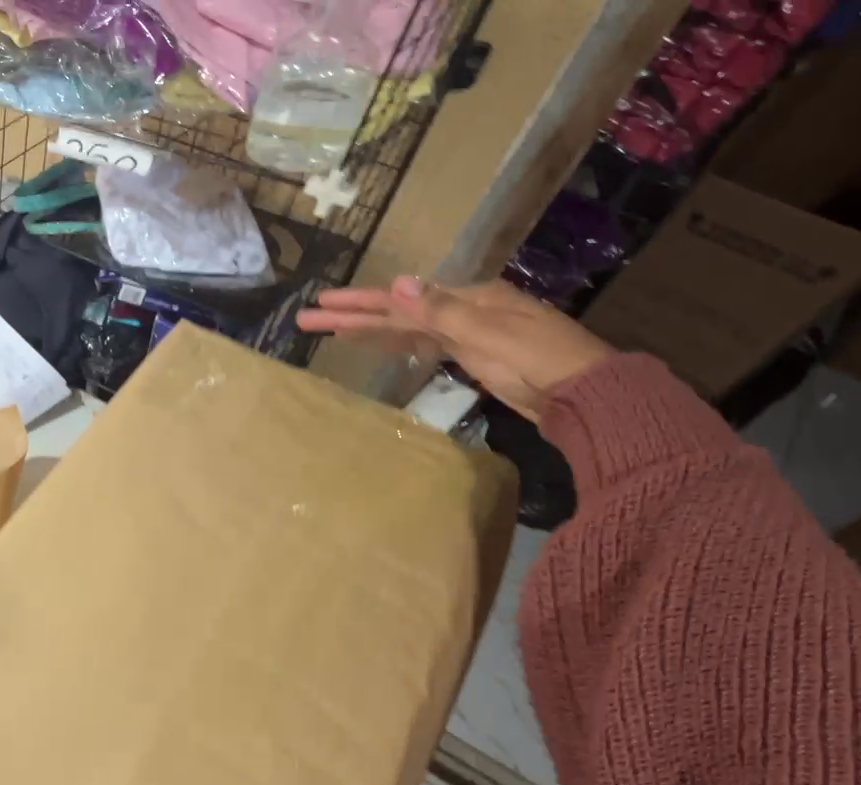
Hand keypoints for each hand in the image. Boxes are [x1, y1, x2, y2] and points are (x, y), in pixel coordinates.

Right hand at [297, 277, 614, 420]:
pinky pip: (421, 344)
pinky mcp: (471, 356)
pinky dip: (395, 342)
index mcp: (468, 299)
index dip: (357, 303)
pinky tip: (379, 342)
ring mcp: (469, 333)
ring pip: (406, 328)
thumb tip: (398, 282)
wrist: (583, 394)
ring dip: (369, 329)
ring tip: (332, 330)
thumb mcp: (487, 334)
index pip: (399, 300)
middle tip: (308, 318)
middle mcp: (464, 309)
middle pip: (397, 312)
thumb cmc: (539, 360)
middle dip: (352, 315)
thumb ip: (439, 311)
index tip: (319, 303)